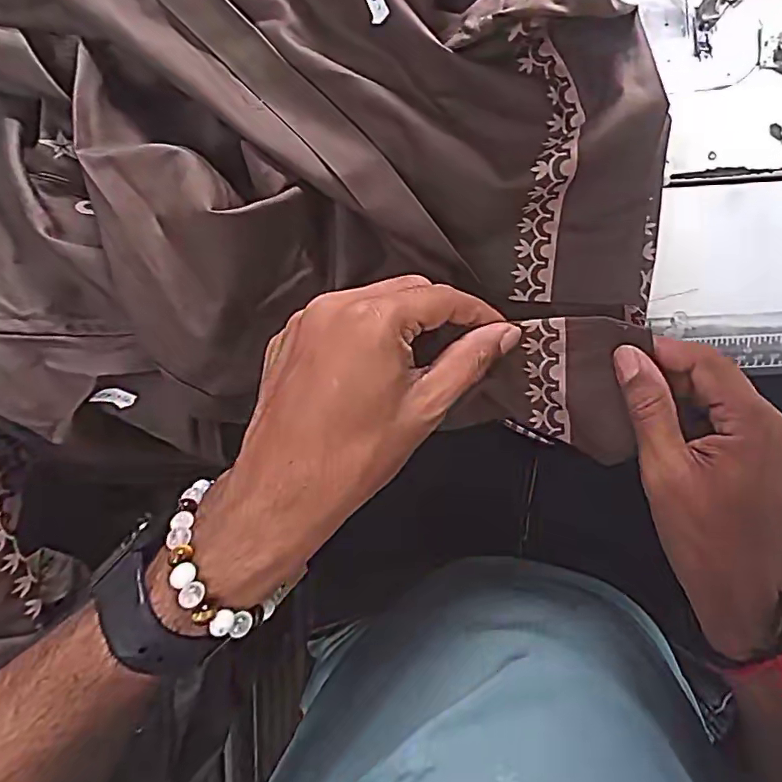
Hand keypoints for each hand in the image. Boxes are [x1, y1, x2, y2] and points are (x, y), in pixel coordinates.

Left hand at [156, 276, 519, 618]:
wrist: (282, 491)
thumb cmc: (349, 458)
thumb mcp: (424, 406)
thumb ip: (469, 360)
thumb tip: (499, 335)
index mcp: (371, 318)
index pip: (441, 296)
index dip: (477, 312)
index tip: (496, 329)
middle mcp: (334, 307)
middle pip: (407, 289)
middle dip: (442, 312)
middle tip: (467, 343)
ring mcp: (307, 320)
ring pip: (374, 299)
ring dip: (405, 318)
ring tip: (423, 358)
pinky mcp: (290, 337)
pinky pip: (341, 316)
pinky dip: (367, 328)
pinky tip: (378, 363)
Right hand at [615, 338, 781, 659]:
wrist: (745, 603)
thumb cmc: (705, 544)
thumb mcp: (665, 470)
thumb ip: (648, 407)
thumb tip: (629, 358)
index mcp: (757, 423)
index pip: (707, 362)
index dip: (663, 350)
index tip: (624, 352)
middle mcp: (776, 425)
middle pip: (718, 377)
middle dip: (671, 373)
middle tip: (625, 380)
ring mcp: (777, 443)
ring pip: (723, 397)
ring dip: (682, 396)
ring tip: (640, 404)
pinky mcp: (770, 458)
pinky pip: (731, 421)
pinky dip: (699, 417)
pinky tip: (669, 429)